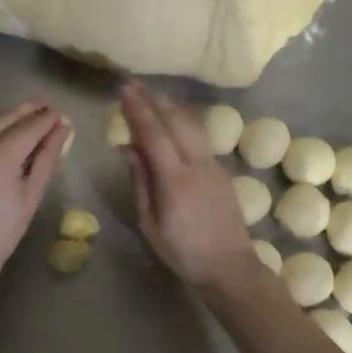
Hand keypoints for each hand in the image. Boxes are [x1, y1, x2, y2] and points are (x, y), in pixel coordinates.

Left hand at [0, 101, 67, 337]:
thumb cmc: (6, 227)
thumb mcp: (33, 192)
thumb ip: (48, 156)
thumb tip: (63, 128)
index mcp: (1, 152)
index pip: (31, 125)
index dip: (50, 119)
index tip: (66, 116)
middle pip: (11, 116)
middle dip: (33, 110)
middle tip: (53, 109)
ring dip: (17, 116)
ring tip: (39, 117)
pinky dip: (3, 126)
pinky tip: (16, 133)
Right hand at [119, 82, 254, 292]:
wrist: (229, 267)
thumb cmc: (183, 252)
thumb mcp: (150, 223)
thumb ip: (140, 181)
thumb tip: (128, 148)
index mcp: (175, 180)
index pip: (153, 134)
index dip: (137, 110)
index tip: (122, 91)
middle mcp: (197, 165)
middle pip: (175, 121)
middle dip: (153, 100)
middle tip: (132, 85)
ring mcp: (213, 166)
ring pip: (192, 126)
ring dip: (171, 108)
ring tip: (152, 96)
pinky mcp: (222, 171)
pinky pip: (199, 138)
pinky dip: (183, 122)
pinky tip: (173, 121)